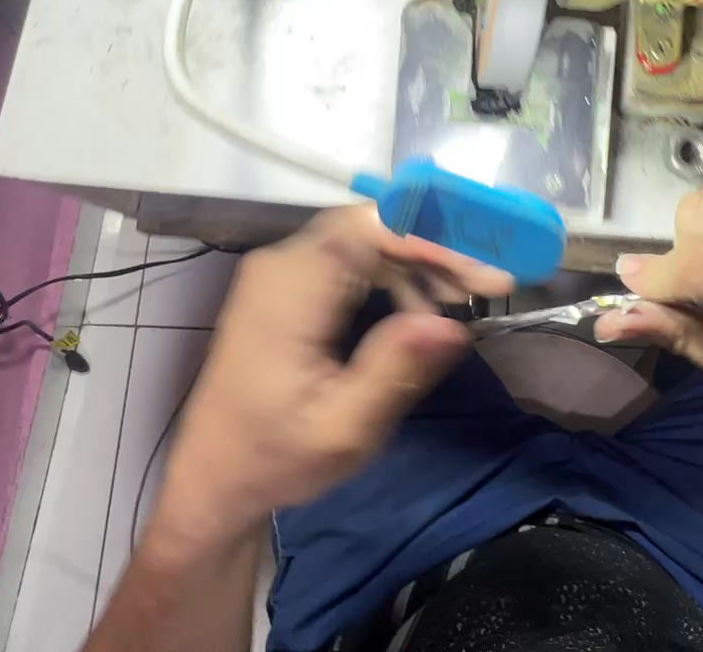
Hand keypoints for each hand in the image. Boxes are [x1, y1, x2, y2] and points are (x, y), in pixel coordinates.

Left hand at [153, 206, 513, 544]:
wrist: (214, 478)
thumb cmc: (273, 458)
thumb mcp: (341, 430)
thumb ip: (394, 370)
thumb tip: (453, 326)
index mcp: (291, 288)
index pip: (372, 228)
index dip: (434, 239)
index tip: (484, 276)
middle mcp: (284, 262)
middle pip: (374, 225)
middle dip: (437, 249)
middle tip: (488, 288)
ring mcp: (284, 270)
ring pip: (368, 239)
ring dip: (419, 264)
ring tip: (458, 306)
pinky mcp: (290, 284)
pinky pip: (354, 258)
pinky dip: (395, 275)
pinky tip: (419, 310)